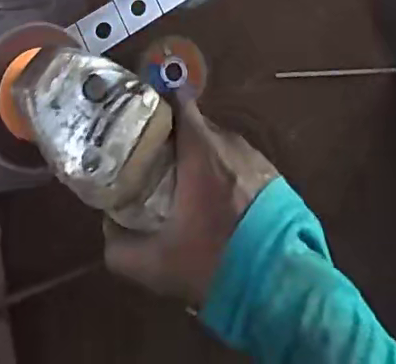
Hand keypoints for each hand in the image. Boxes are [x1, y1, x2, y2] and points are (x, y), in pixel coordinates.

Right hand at [102, 102, 279, 306]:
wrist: (288, 293)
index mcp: (200, 149)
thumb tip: (107, 226)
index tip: (136, 115)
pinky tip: (217, 202)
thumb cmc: (218, 264)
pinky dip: (224, 173)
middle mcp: (228, 143)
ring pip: (216, 144)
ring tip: (183, 182)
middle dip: (172, 136)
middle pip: (192, 123)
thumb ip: (121, 247)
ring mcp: (255, 158)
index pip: (175, 101)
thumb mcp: (158, 265)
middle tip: (152, 157)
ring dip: (199, 157)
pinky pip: (239, 163)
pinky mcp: (275, 178)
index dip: (153, 102)